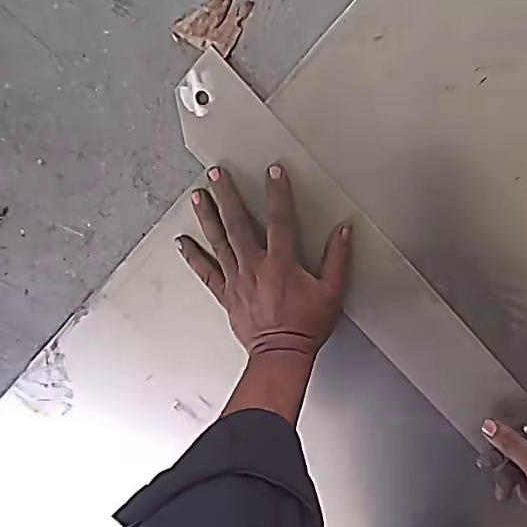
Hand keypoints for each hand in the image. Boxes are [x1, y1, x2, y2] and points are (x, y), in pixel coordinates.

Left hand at [178, 164, 351, 358]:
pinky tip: (183, 243)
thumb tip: (343, 231)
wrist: (281, 354)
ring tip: (198, 196)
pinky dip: (193, 256)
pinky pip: (206, 272)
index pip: (279, 219)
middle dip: (228, 195)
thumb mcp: (332, 291)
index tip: (273, 171)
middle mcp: (255, 266)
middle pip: (238, 223)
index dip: (277, 192)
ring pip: (218, 241)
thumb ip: (338, 258)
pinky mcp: (226, 294)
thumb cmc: (305, 327)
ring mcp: (237, 280)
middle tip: (218, 173)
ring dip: (207, 216)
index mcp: (281, 263)